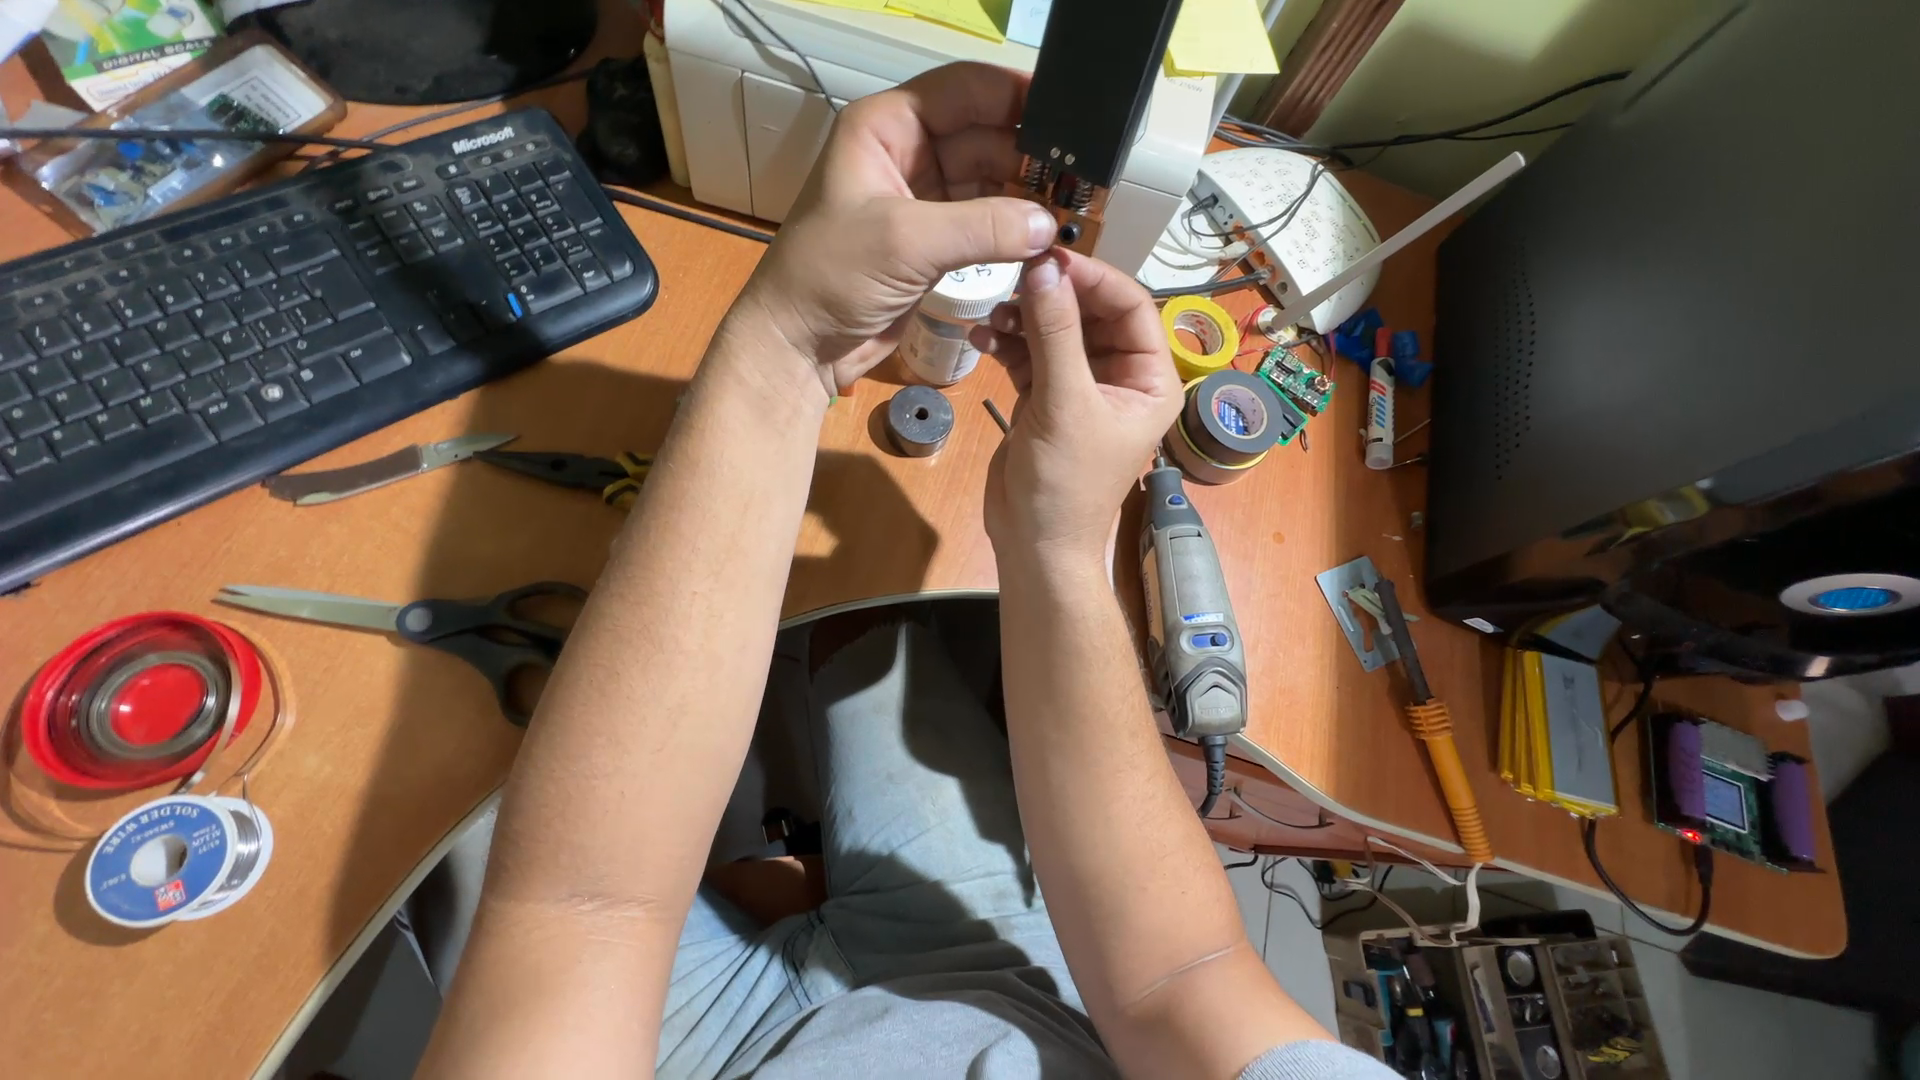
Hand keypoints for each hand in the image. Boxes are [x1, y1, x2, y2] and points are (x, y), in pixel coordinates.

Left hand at [733, 62, 1058, 401]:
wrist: (800, 344)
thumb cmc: (831, 276)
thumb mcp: (905, 241)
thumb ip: (981, 227)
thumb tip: (1047, 225)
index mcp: (887, 128)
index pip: (964, 91)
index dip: (1016, 96)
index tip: (1070, 113)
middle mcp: (907, 155)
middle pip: (984, 136)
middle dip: (1029, 154)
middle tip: (1081, 176)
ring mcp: (922, 202)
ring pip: (988, 182)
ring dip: (1025, 196)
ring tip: (1073, 207)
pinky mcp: (932, 245)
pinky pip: (982, 225)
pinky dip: (1011, 232)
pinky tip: (1044, 237)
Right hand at [973, 249, 1182, 567]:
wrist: (1035, 543)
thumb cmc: (1066, 483)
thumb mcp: (1064, 404)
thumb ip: (1054, 335)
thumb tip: (1042, 267)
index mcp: (1149, 378)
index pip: (1129, 306)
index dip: (1092, 278)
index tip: (1048, 257)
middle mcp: (1119, 376)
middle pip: (1088, 313)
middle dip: (1051, 297)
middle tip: (1011, 279)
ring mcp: (1079, 386)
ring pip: (1055, 332)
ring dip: (1022, 319)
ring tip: (990, 314)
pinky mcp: (1045, 398)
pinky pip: (1030, 355)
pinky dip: (1007, 343)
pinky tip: (981, 336)